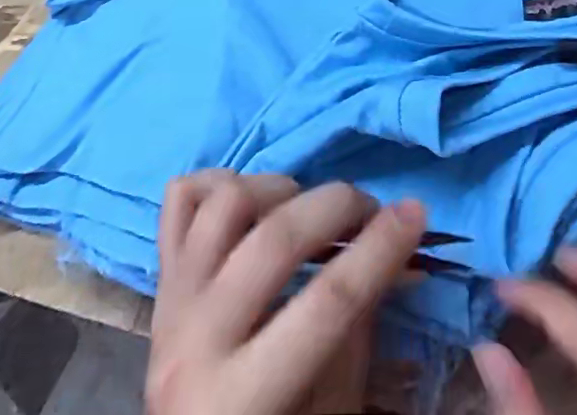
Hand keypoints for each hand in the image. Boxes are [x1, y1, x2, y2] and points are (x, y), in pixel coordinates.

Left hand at [147, 169, 428, 414]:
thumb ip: (354, 338)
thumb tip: (390, 257)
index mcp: (243, 396)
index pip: (327, 304)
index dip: (378, 251)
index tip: (416, 213)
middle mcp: (196, 338)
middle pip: (274, 241)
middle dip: (336, 207)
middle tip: (369, 207)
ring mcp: (172, 298)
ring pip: (224, 206)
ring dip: (277, 189)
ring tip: (307, 206)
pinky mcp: (160, 273)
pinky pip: (180, 199)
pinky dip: (220, 182)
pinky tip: (252, 201)